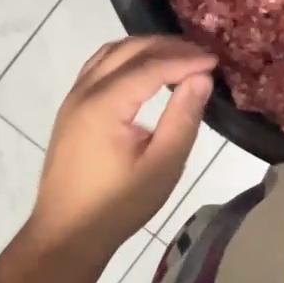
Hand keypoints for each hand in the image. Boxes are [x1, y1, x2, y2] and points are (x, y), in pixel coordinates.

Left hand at [27, 36, 215, 255]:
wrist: (66, 235)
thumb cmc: (118, 206)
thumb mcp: (162, 166)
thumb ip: (182, 118)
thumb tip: (202, 78)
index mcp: (104, 105)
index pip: (151, 66)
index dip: (186, 59)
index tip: (217, 61)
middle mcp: (84, 92)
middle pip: (129, 50)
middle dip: (169, 47)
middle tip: (203, 55)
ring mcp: (73, 98)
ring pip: (111, 52)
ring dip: (147, 48)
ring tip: (180, 57)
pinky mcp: (72, 109)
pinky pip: (101, 66)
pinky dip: (128, 58)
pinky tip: (148, 72)